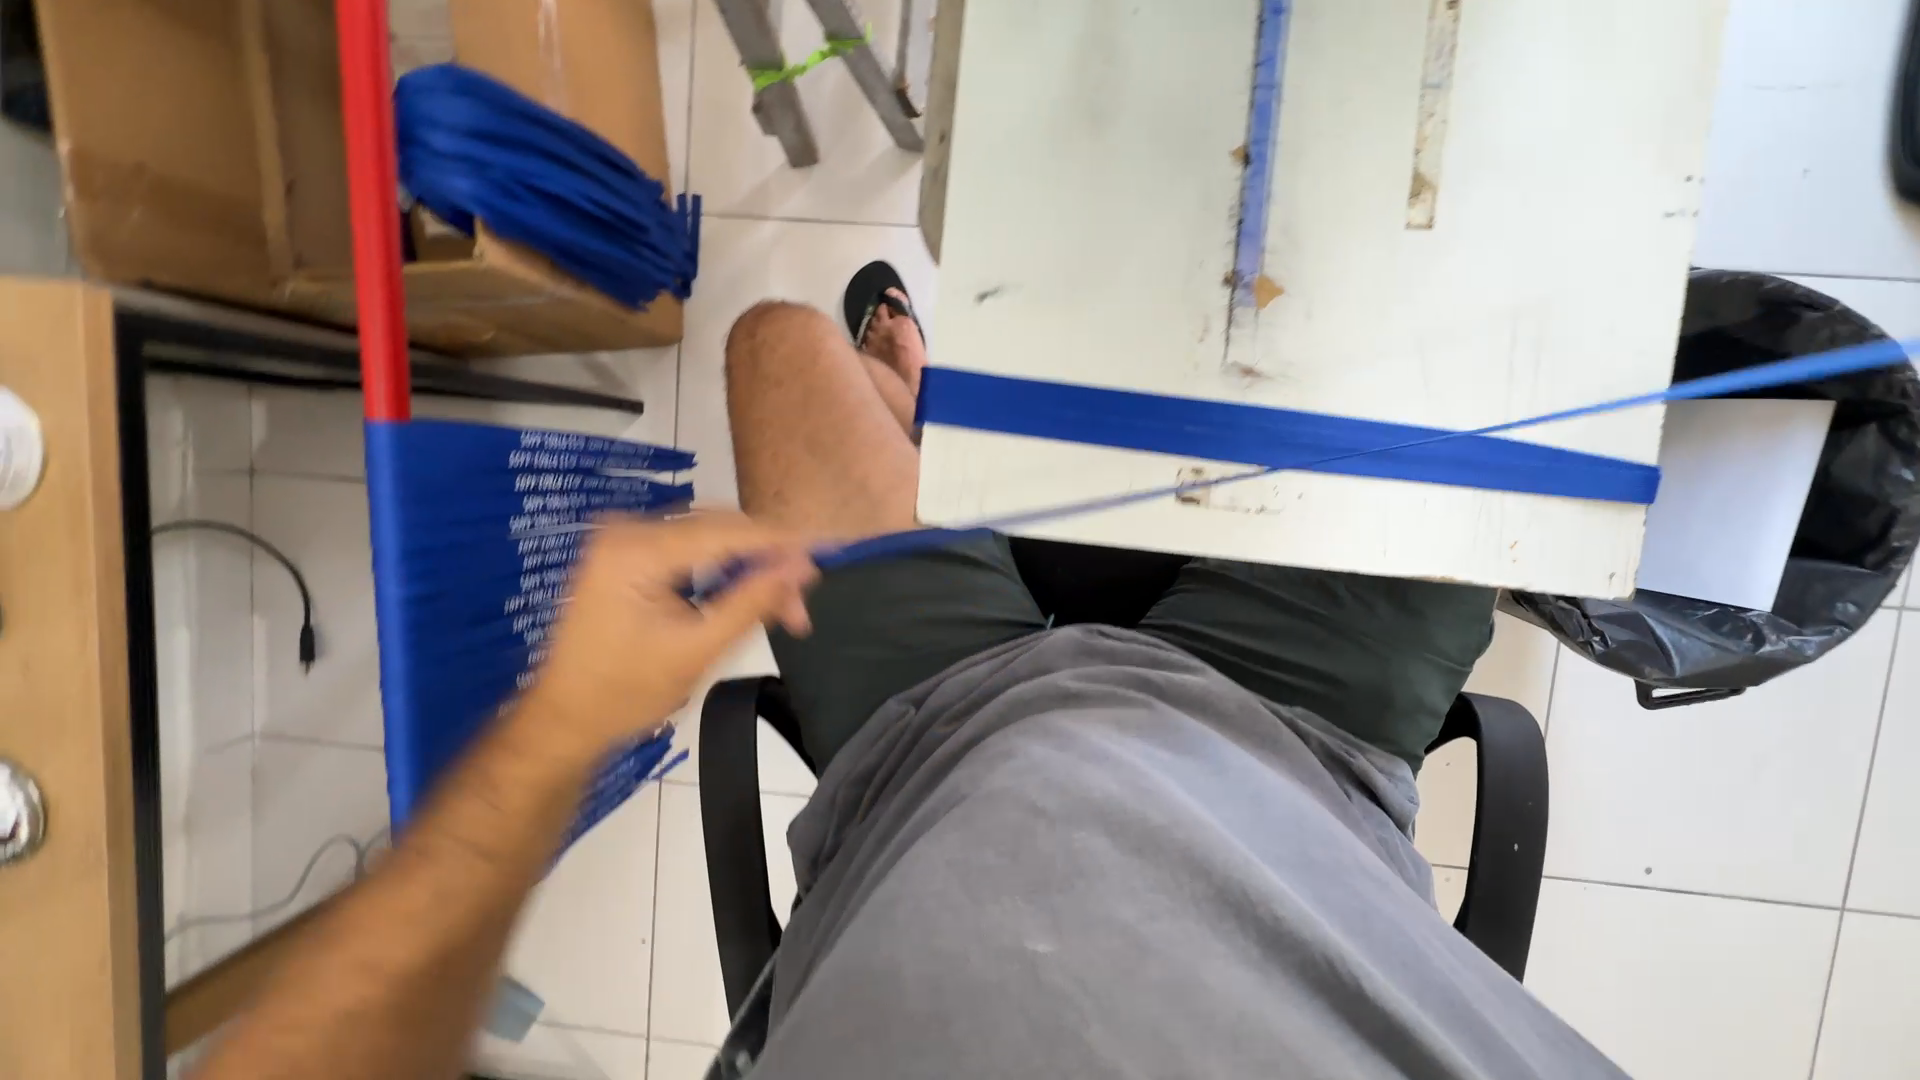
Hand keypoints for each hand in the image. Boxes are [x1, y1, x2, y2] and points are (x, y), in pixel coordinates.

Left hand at [517, 512, 817, 762]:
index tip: (829, 549)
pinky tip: (748, 593)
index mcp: (636, 551)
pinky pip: (691, 548)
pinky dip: (724, 570)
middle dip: (769, 563)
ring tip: (783, 608)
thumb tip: (802, 568)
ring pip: (711, 537)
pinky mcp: (628, 553)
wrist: (563, 719)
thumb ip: (752, 603)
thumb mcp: (697, 652)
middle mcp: (627, 530)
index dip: (783, 542)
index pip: (727, 532)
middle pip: (721, 530)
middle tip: (801, 608)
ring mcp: (624, 539)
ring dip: (750, 567)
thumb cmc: (624, 694)